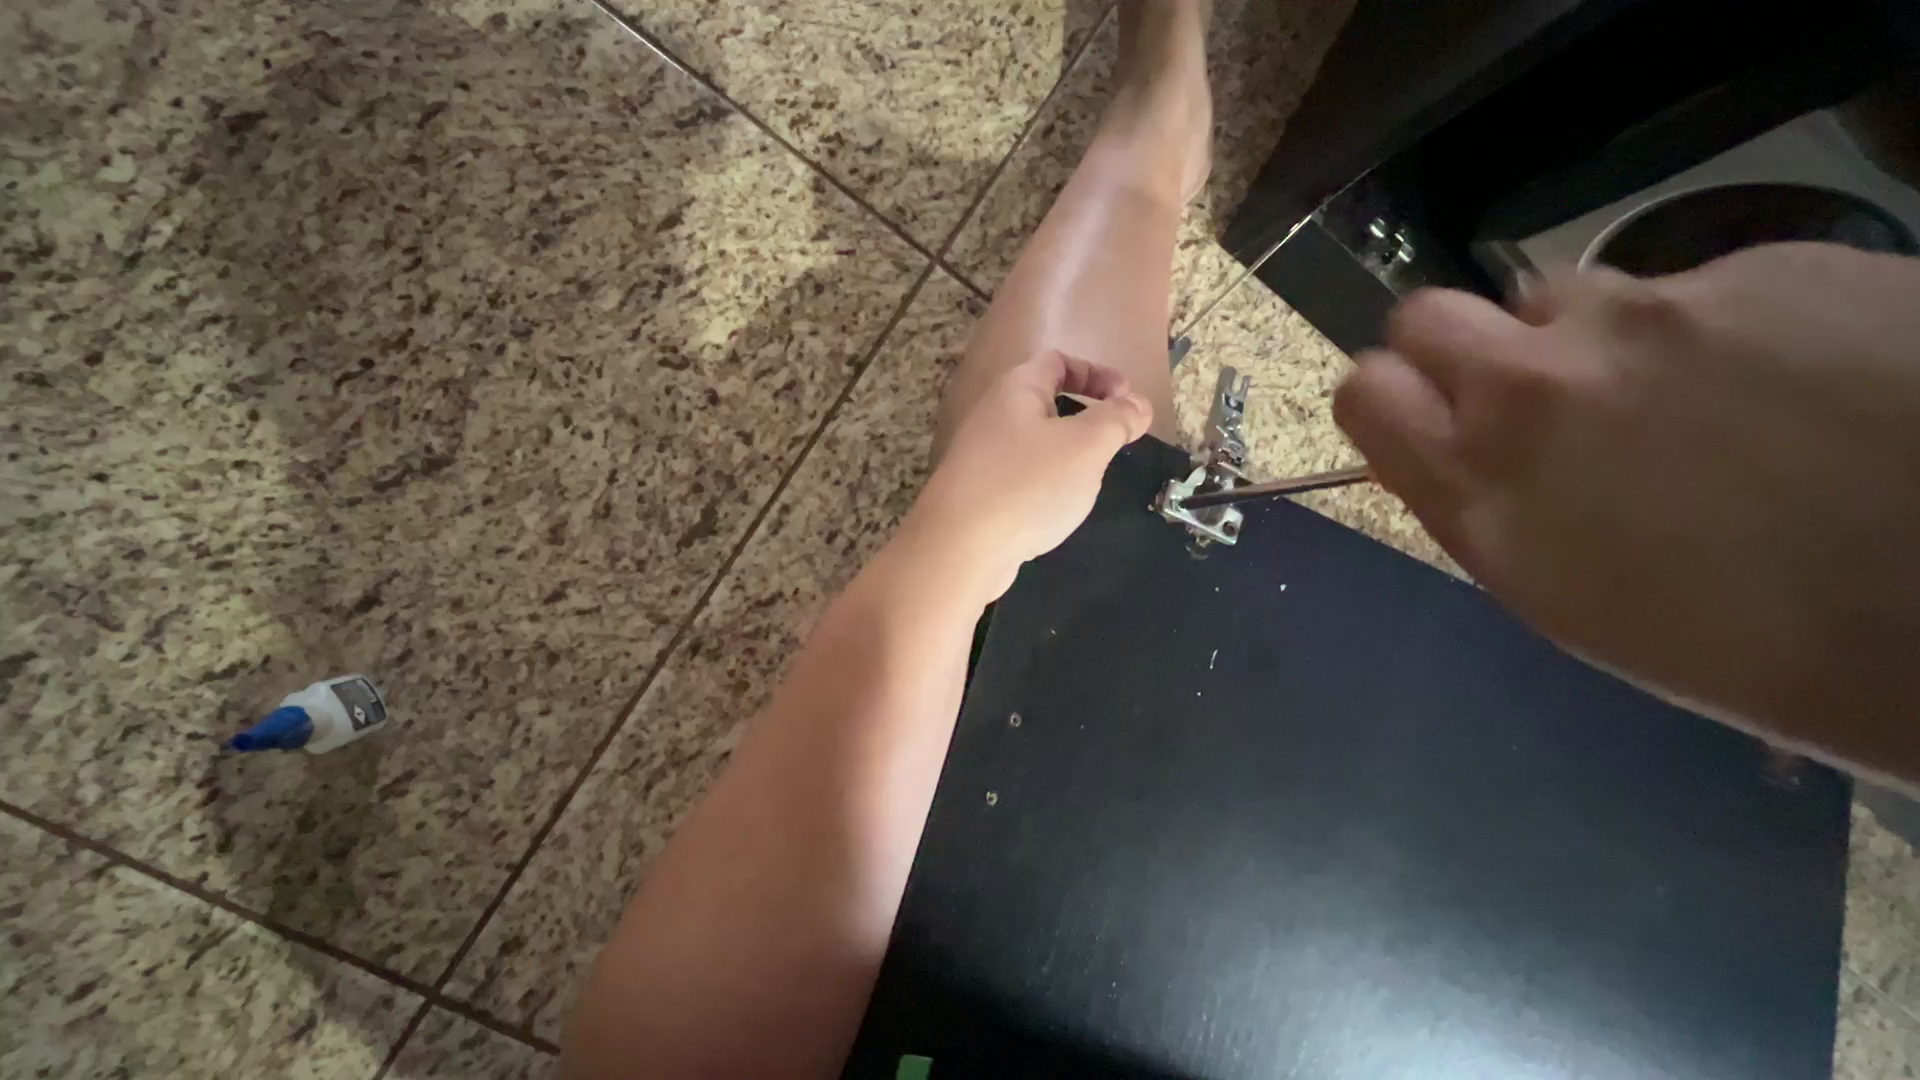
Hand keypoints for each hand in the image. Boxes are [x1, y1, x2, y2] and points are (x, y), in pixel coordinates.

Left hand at [902, 349, 1152, 601]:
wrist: (959, 548)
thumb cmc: (1027, 485)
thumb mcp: (1086, 446)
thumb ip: (1116, 421)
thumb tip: (1138, 404)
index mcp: (1017, 390)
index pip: (1057, 361)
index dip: (1096, 373)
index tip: (1127, 400)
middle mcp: (993, 415)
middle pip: (1045, 402)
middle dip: (1084, 417)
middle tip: (1113, 442)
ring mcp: (981, 457)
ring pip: (1034, 443)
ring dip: (1067, 455)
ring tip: (1091, 479)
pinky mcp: (978, 493)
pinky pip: (1020, 477)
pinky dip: (1045, 485)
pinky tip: (1057, 510)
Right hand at [1334, 243, 1919, 776]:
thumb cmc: (1757, 644)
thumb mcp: (1566, 598)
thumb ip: (1481, 503)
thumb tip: (1455, 444)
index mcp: (1486, 490)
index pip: (1365, 391)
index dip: (1389, 397)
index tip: (1425, 417)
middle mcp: (1540, 391)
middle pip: (1426, 315)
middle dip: (1454, 348)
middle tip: (1523, 391)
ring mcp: (1653, 319)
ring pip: (1557, 296)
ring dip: (1587, 339)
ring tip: (1681, 391)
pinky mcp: (1771, 265)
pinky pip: (1694, 284)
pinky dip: (1714, 326)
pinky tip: (1792, 378)